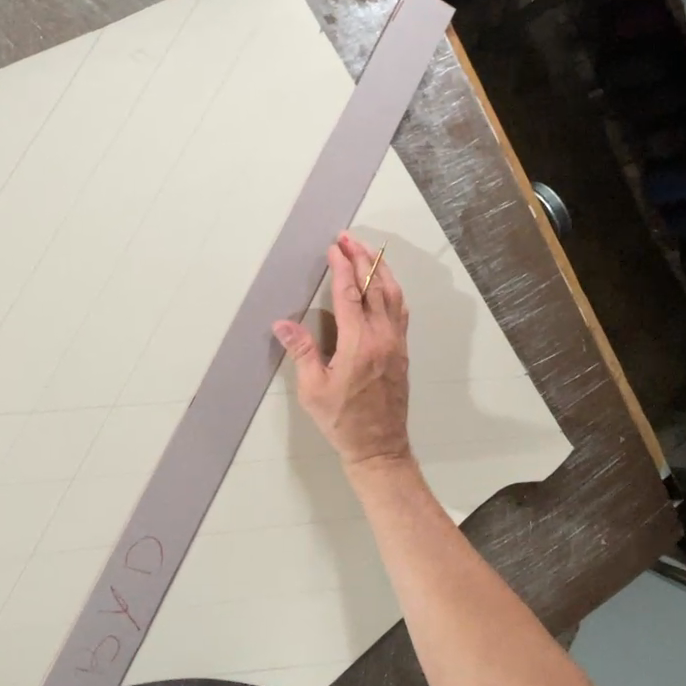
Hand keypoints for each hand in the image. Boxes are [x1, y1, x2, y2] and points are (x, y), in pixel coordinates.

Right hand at [272, 232, 412, 469]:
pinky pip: (401, 309)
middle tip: (347, 238)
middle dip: (361, 258)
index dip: (342, 267)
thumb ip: (302, 352)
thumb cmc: (342, 421)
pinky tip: (384, 283)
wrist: (380, 447)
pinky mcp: (402, 350)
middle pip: (374, 286)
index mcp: (359, 343)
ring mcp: (396, 342)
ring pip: (393, 294)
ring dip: (379, 269)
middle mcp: (382, 336)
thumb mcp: (313, 390)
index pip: (350, 294)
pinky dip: (392, 289)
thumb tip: (282, 324)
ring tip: (365, 251)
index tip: (333, 248)